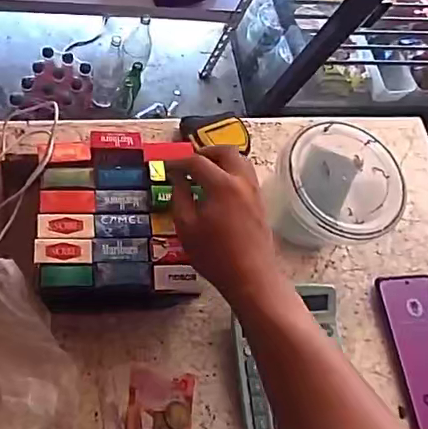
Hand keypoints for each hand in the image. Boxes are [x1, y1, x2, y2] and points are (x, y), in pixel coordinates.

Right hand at [170, 147, 284, 298]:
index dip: (178, 162)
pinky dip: (231, 172)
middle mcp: (242, 182)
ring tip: (204, 172)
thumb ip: (179, 197)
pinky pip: (246, 175)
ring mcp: (254, 191)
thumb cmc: (215, 256)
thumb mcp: (186, 227)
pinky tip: (218, 188)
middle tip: (188, 162)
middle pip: (225, 151)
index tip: (167, 167)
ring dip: (221, 160)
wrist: (251, 277)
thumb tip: (177, 179)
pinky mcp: (260, 202)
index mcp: (222, 185)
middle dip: (205, 152)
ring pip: (240, 160)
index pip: (197, 162)